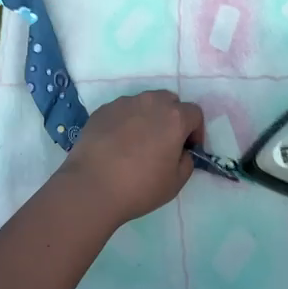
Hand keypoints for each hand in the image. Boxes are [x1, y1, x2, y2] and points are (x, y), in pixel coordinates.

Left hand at [54, 90, 203, 226]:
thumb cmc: (139, 186)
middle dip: (173, 118)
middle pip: (170, 101)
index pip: (194, 113)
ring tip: (138, 143)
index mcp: (174, 117)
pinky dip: (126, 121)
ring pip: (145, 103)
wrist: (92, 185)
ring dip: (149, 117)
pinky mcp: (104, 109)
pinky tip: (117, 144)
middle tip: (165, 143)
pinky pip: (123, 110)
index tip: (187, 149)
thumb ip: (186, 161)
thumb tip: (181, 151)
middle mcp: (151, 101)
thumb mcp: (176, 183)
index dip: (195, 131)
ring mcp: (125, 102)